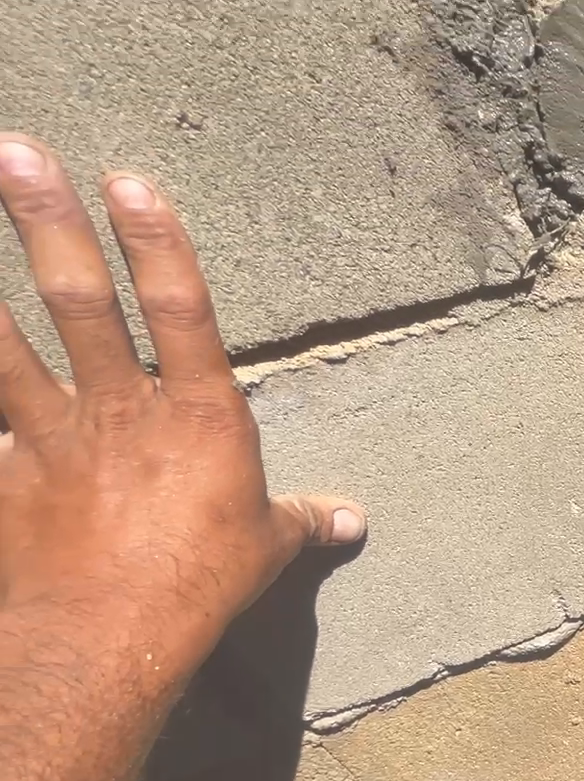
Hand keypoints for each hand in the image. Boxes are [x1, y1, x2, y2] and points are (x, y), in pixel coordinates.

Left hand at [0, 133, 362, 656]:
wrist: (107, 628)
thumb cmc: (207, 577)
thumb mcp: (272, 544)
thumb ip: (305, 519)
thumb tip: (352, 521)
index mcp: (203, 418)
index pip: (186, 314)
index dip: (160, 246)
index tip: (130, 182)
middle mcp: (124, 408)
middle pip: (80, 302)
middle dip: (46, 224)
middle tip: (15, 152)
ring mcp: (50, 433)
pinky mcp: (0, 466)